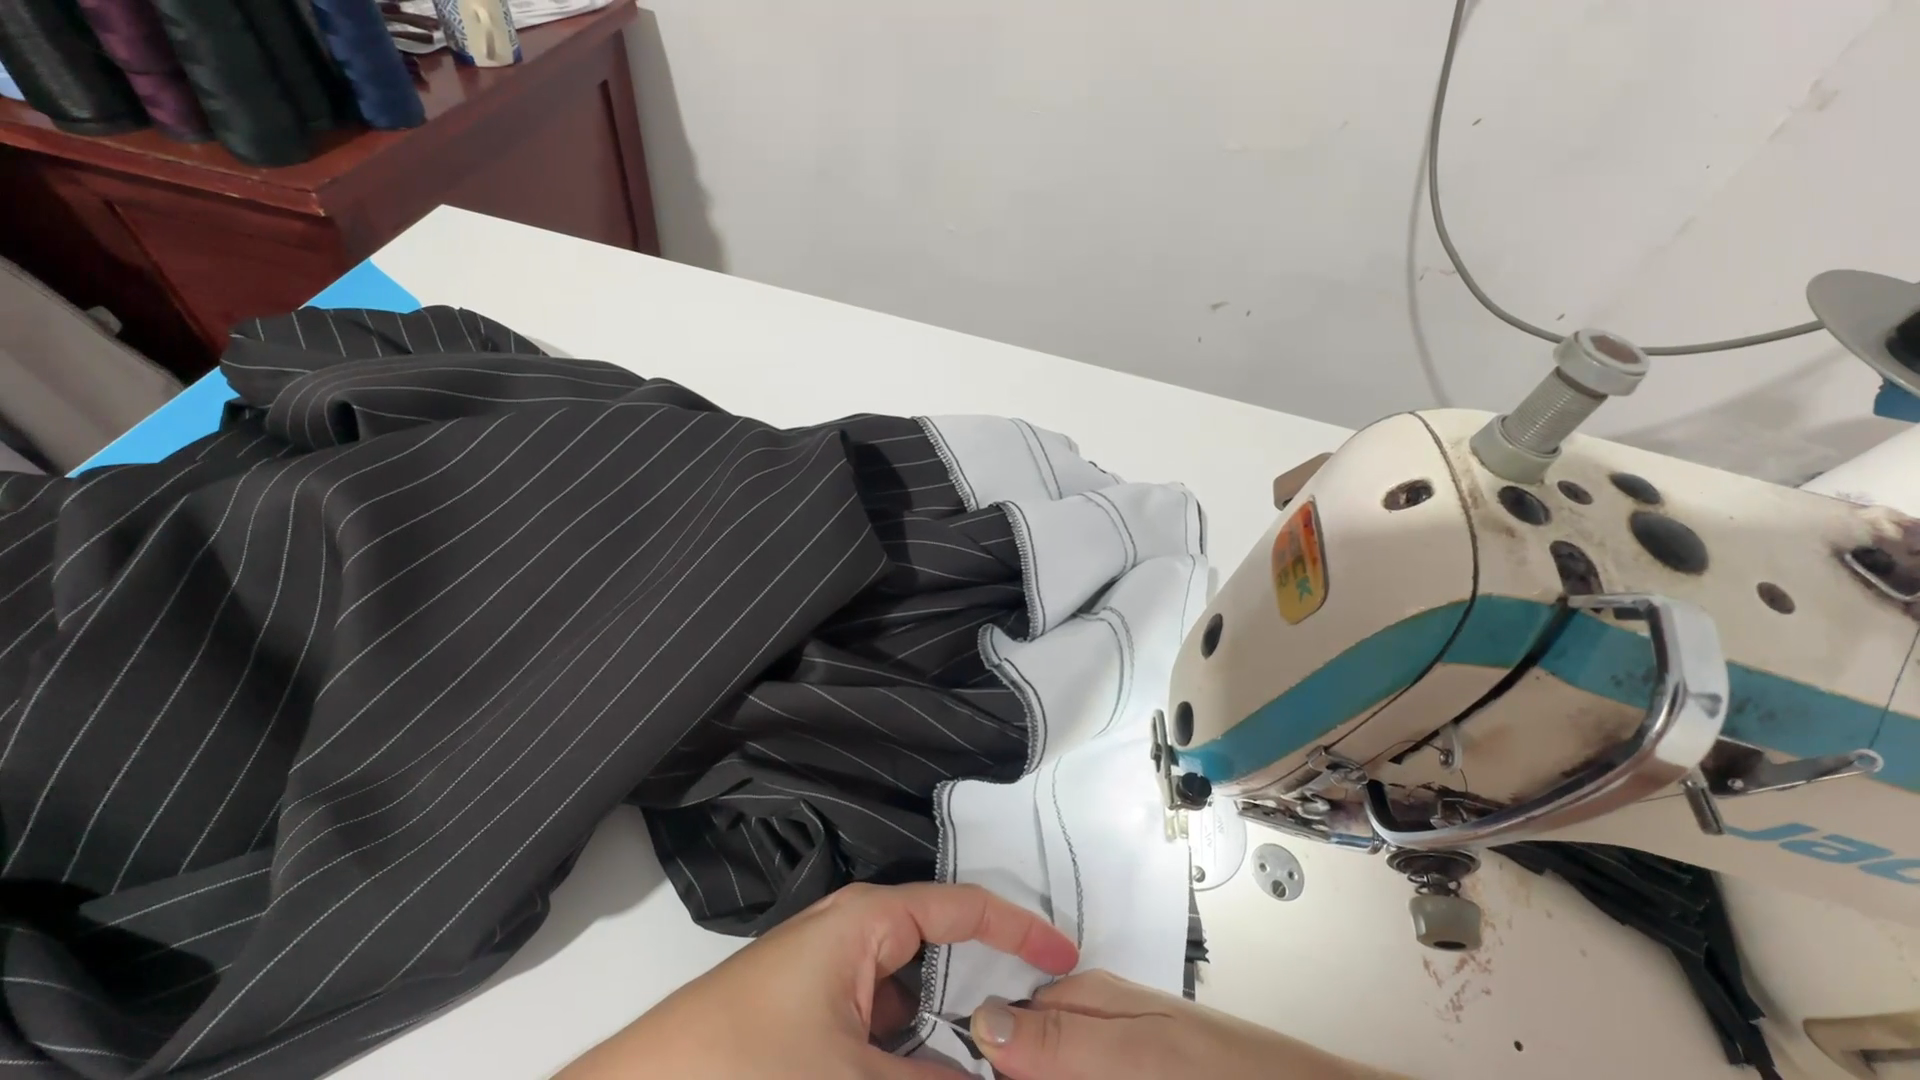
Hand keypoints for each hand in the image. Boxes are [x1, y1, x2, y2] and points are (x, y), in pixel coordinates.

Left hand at [557, 882, 1078, 1077]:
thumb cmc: (742, 1063)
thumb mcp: (852, 1077)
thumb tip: (989, 1076)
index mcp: (865, 923)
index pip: (961, 908)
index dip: (1018, 929)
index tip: (1065, 955)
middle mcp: (851, 939)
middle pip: (940, 957)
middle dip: (983, 995)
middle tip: (1032, 1029)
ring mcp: (830, 982)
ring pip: (911, 1005)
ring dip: (945, 1039)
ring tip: (989, 1055)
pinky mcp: (812, 1020)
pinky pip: (879, 1030)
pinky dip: (908, 1055)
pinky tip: (934, 1073)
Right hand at [968, 970, 1405, 1079]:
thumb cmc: (1225, 1070)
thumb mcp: (1138, 1053)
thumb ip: (1062, 1037)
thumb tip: (981, 1019)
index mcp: (1085, 994)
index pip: (1005, 1021)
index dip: (988, 1060)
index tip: (971, 1077)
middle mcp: (1093, 1017)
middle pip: (1028, 1052)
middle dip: (1020, 1072)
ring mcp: (1113, 1052)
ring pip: (1056, 1067)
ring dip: (1048, 1075)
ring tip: (1074, 1079)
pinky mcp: (1129, 1071)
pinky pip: (1084, 1074)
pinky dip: (1077, 1078)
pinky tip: (1086, 1079)